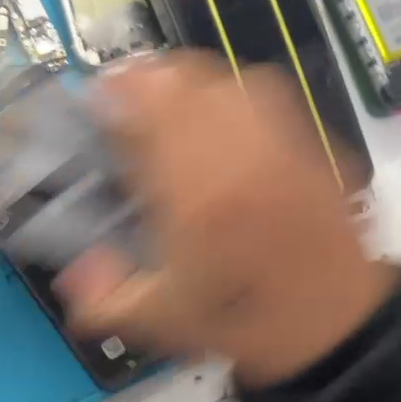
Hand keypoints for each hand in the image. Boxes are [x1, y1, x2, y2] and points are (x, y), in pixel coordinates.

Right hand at [55, 53, 397, 386]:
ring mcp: (278, 141)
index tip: (89, 103)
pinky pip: (261, 92)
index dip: (111, 96)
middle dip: (142, 82)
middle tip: (118, 102)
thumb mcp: (153, 324)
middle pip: (183, 80)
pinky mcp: (305, 142)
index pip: (146, 113)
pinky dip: (225, 93)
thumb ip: (100, 299)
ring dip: (183, 82)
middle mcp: (237, 154)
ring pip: (222, 77)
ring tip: (160, 104)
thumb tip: (74, 267)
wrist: (326, 318)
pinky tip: (211, 118)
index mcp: (194, 195)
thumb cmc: (237, 318)